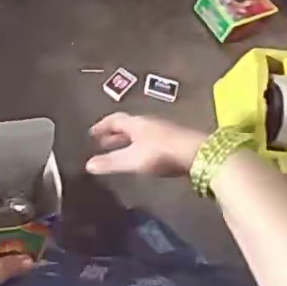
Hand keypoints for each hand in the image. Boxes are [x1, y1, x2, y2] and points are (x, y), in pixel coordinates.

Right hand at [86, 113, 208, 177]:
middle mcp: (148, 123)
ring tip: (119, 151)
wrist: (198, 154)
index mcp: (136, 123)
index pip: (114, 120)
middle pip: (127, 126)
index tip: (91, 133)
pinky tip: (141, 157)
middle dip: (113, 134)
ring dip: (127, 141)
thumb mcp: (132, 160)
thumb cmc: (161, 153)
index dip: (102, 126)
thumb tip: (87, 165)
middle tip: (102, 143)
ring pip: (140, 134)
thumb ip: (111, 162)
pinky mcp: (175, 141)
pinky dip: (139, 147)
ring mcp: (163, 131)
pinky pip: (150, 141)